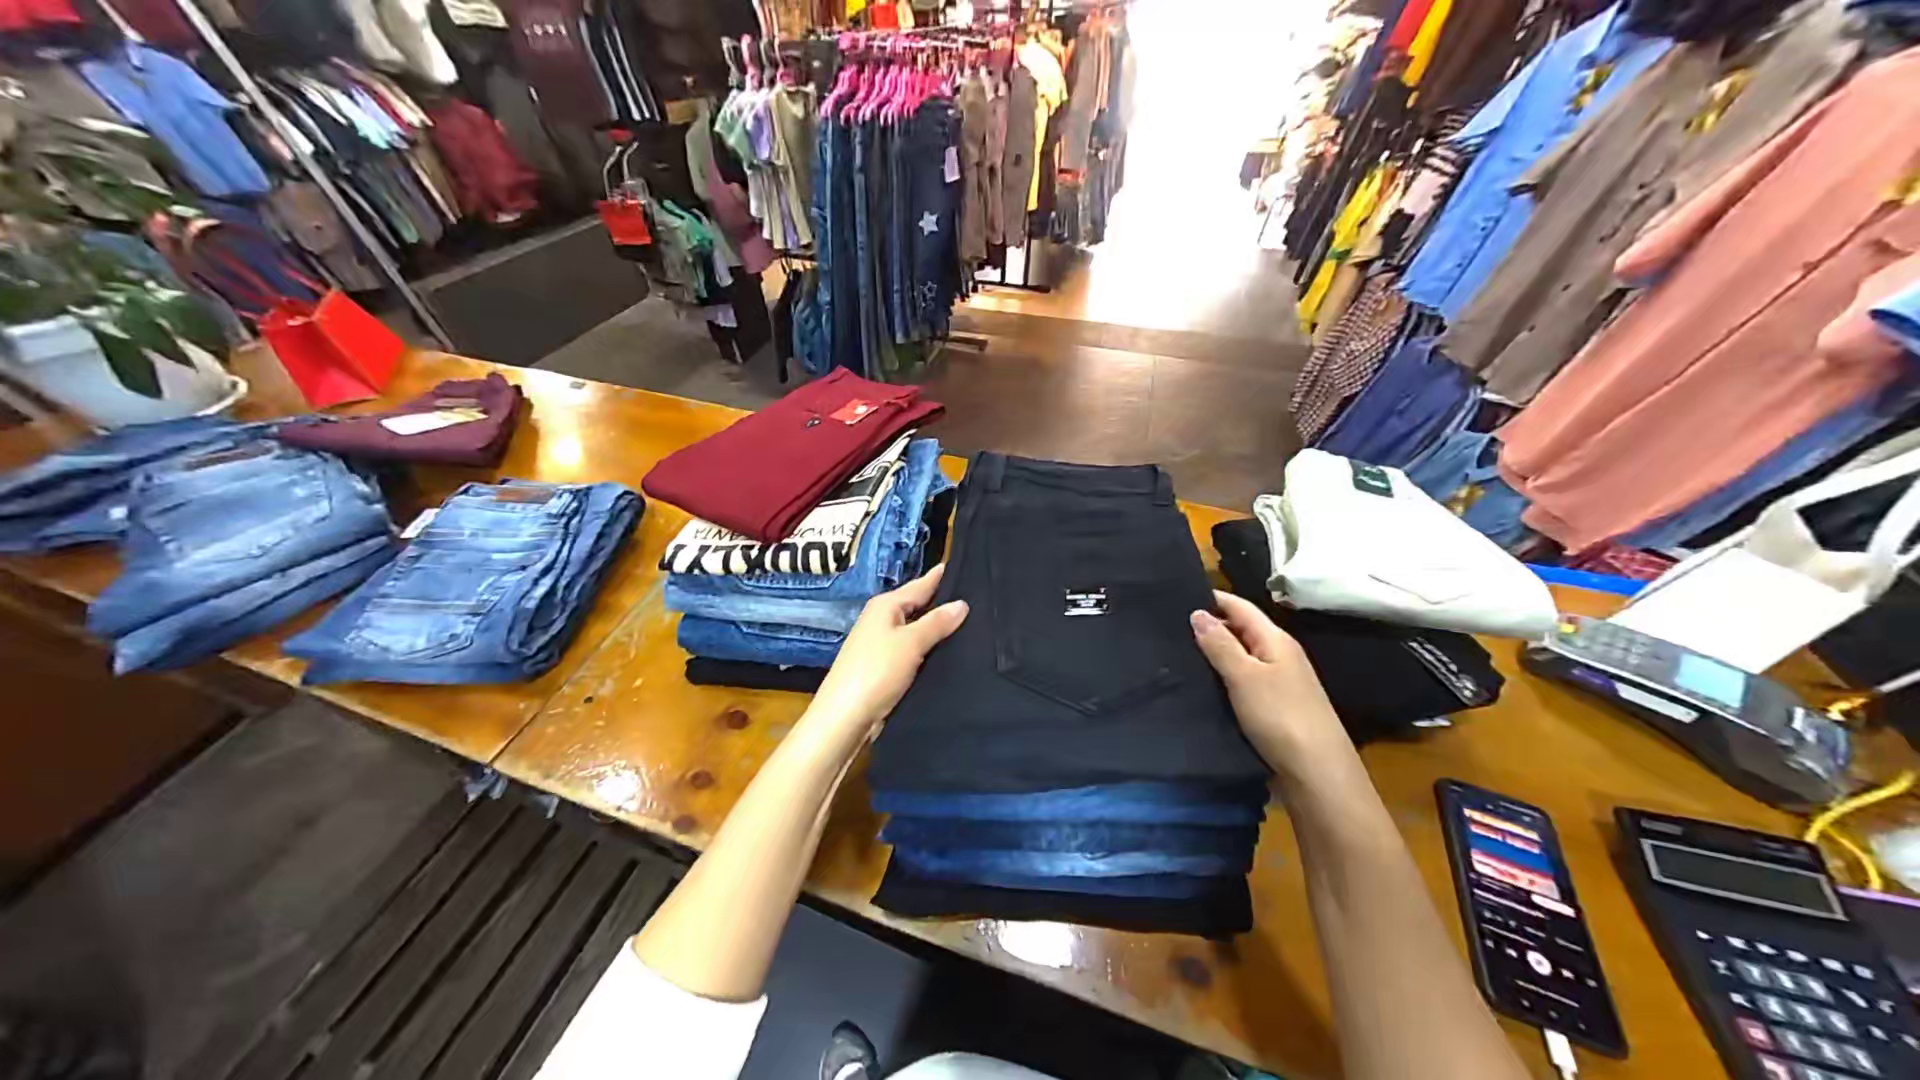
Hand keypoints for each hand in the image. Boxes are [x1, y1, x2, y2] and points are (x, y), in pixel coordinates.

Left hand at [801, 564, 968, 752]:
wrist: (846, 717)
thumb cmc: (877, 672)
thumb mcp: (911, 643)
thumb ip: (937, 622)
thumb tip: (962, 603)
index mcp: (885, 605)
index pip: (920, 584)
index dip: (941, 577)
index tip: (966, 566)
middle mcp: (882, 619)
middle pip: (919, 606)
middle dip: (944, 603)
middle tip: (980, 599)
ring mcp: (882, 644)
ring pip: (917, 629)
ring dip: (938, 628)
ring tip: (974, 624)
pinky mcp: (885, 667)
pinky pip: (914, 650)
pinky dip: (930, 649)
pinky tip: (949, 653)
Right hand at [1190, 590, 1354, 784]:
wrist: (1316, 774)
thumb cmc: (1280, 717)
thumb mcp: (1244, 676)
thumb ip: (1220, 644)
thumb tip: (1198, 613)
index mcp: (1276, 640)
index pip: (1239, 606)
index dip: (1211, 598)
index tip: (1175, 597)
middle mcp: (1279, 656)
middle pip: (1240, 629)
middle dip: (1208, 625)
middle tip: (1167, 628)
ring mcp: (1278, 683)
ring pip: (1239, 657)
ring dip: (1212, 653)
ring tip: (1175, 653)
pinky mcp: (1272, 708)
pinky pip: (1240, 681)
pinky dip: (1220, 677)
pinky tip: (1199, 685)